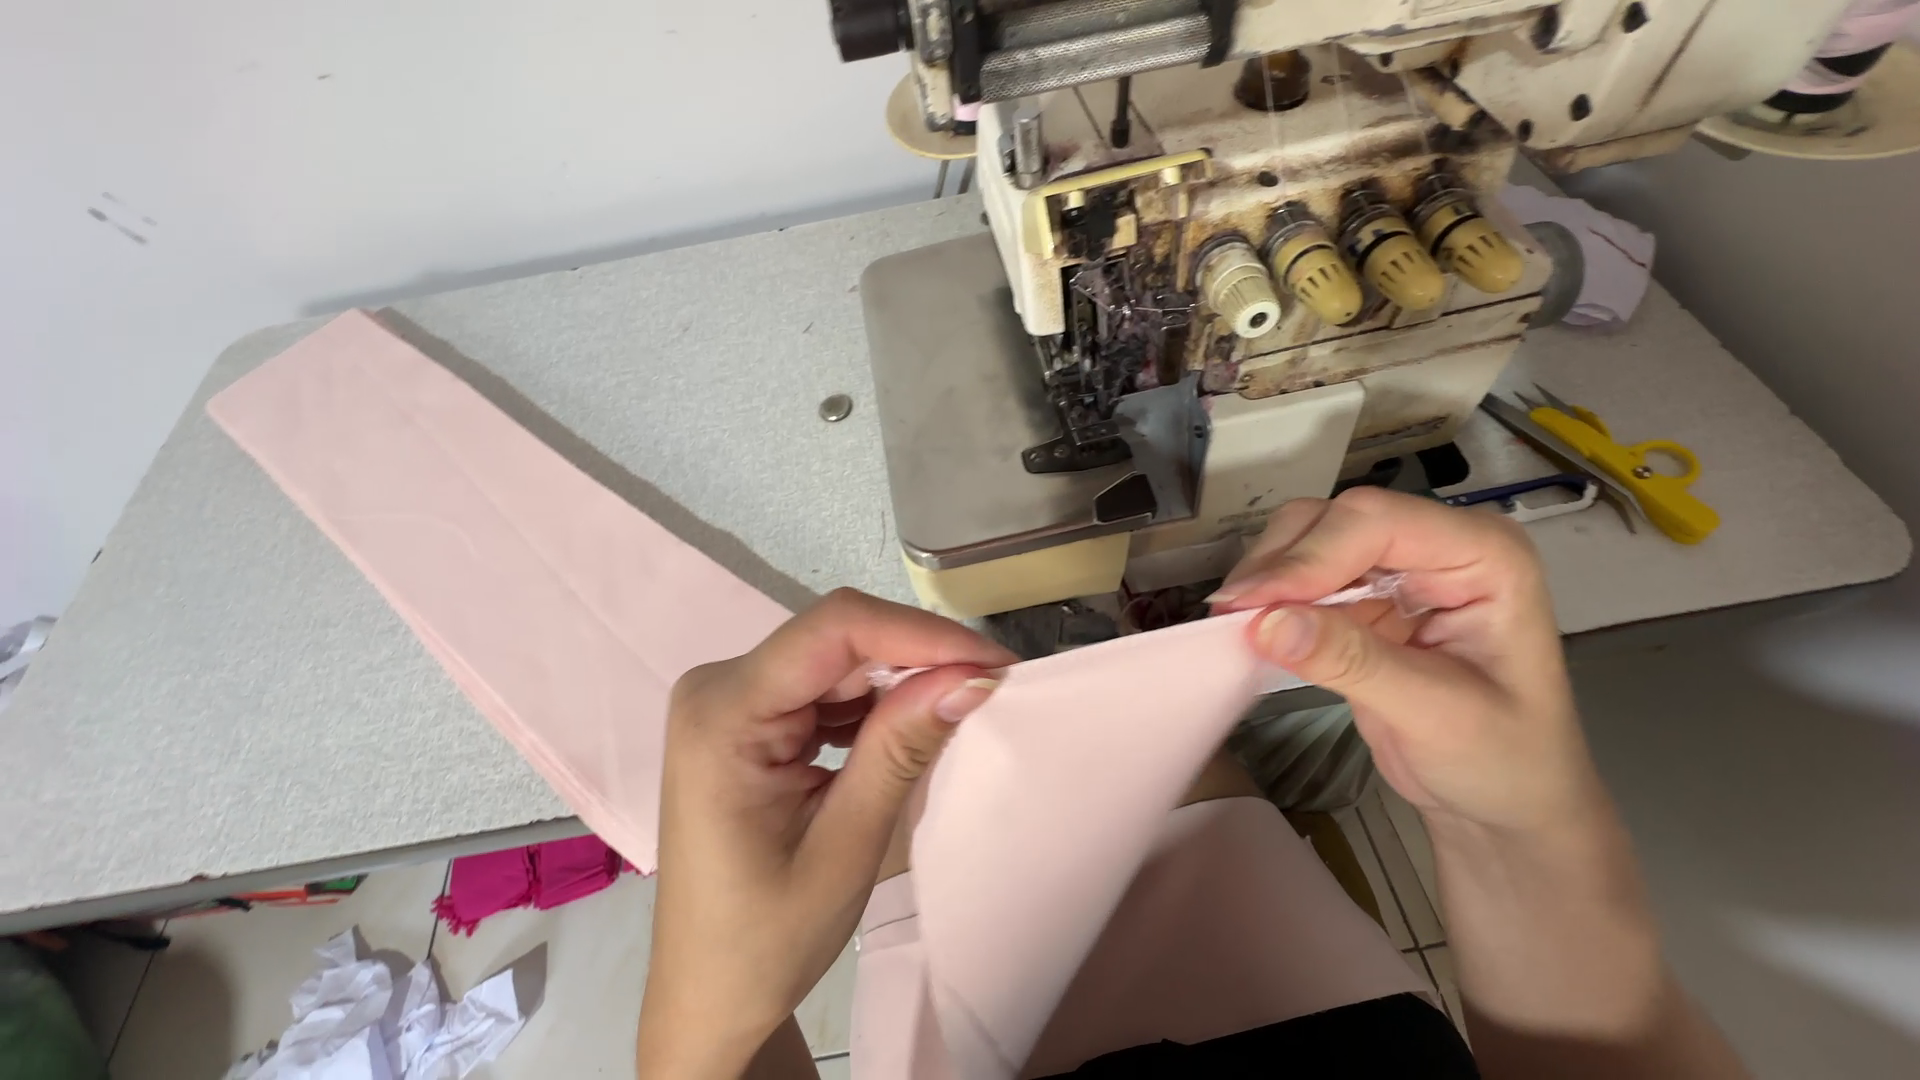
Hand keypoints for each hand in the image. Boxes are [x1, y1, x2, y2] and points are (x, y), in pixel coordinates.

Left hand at [637, 588, 1013, 1077]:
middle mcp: (719, 687)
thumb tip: (972, 677)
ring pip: (836, 659)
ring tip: (962, 705)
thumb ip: (903, 748)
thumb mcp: (846, 843)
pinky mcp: (750, 718)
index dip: (921, 633)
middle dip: (919, 655)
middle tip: (993, 685)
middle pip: (836, 639)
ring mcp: (731, 700)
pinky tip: (910, 726)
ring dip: (902, 678)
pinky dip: (874, 703)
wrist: (711, 991)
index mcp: (723, 714)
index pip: (834, 630)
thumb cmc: (768, 936)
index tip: (993, 662)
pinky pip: (824, 687)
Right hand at [1211, 487, 1605, 836]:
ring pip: (1306, 538)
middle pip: (1333, 519)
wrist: (1502, 799)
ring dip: (1265, 576)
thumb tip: (1268, 624)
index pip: (1377, 521)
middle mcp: (1435, 545)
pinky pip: (1299, 577)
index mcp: (1482, 554)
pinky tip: (1252, 628)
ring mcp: (1395, 568)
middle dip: (1278, 563)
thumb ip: (1354, 663)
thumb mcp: (1438, 715)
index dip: (1310, 558)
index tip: (1254, 607)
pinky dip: (1268, 597)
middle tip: (1233, 616)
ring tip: (1237, 623)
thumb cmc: (1503, 759)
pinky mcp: (1360, 597)